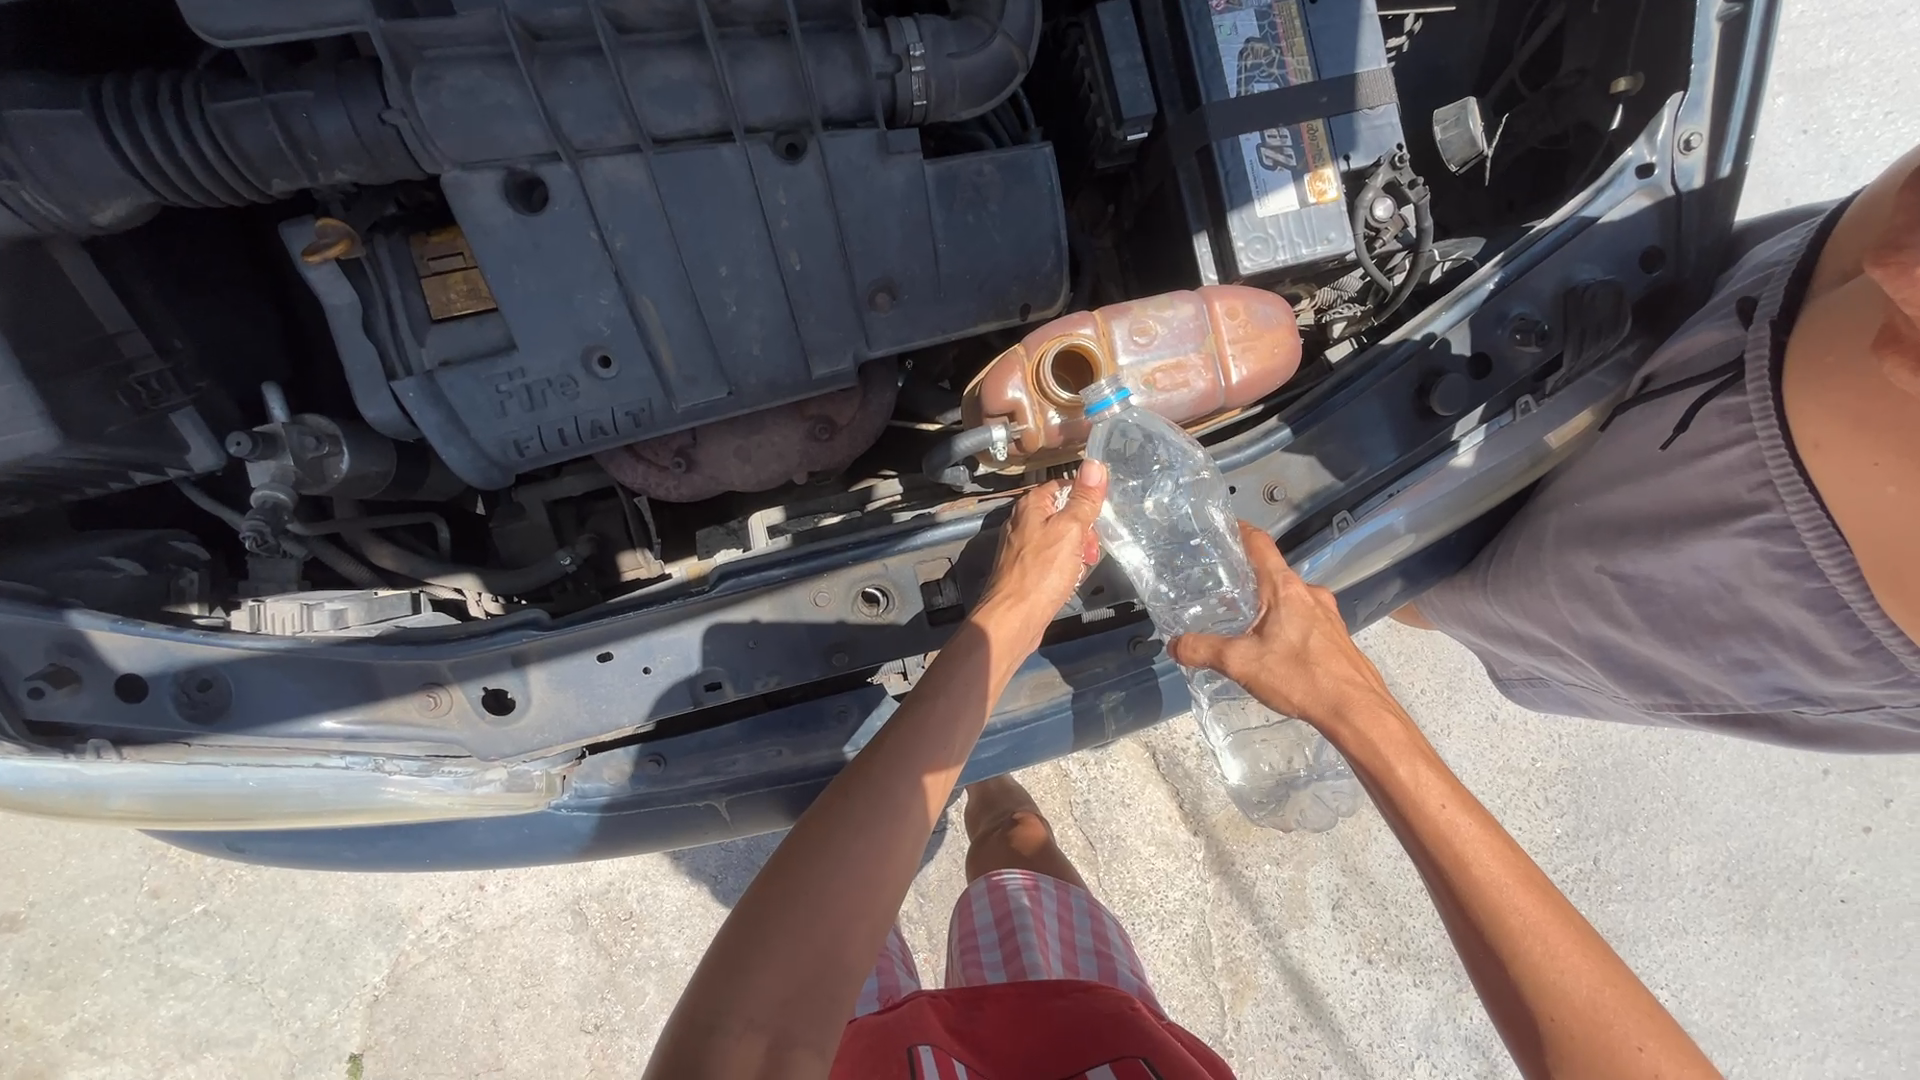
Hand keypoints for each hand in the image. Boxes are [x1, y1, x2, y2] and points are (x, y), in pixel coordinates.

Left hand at [975, 460, 1107, 644]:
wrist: (1013, 618)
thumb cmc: (1042, 572)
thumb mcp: (1070, 530)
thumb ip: (1083, 499)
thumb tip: (1095, 463)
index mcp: (1031, 505)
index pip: (1064, 486)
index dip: (1085, 499)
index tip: (1099, 517)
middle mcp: (1022, 521)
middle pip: (1064, 514)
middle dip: (1083, 531)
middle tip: (1087, 550)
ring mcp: (1021, 546)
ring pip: (1060, 539)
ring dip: (1076, 552)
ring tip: (1079, 568)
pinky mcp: (1025, 569)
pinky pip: (1052, 559)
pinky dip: (1064, 568)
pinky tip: (1068, 581)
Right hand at [1168, 521, 1409, 741]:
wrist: (1357, 712)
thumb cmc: (1301, 677)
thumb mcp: (1240, 663)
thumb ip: (1202, 650)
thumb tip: (1174, 646)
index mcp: (1284, 588)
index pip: (1260, 544)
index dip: (1241, 531)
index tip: (1223, 527)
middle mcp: (1309, 594)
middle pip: (1273, 572)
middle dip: (1247, 577)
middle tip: (1220, 587)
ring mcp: (1327, 615)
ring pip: (1289, 598)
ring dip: (1266, 604)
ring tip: (1242, 622)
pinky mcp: (1336, 637)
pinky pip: (1304, 619)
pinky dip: (1284, 624)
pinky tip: (1272, 648)